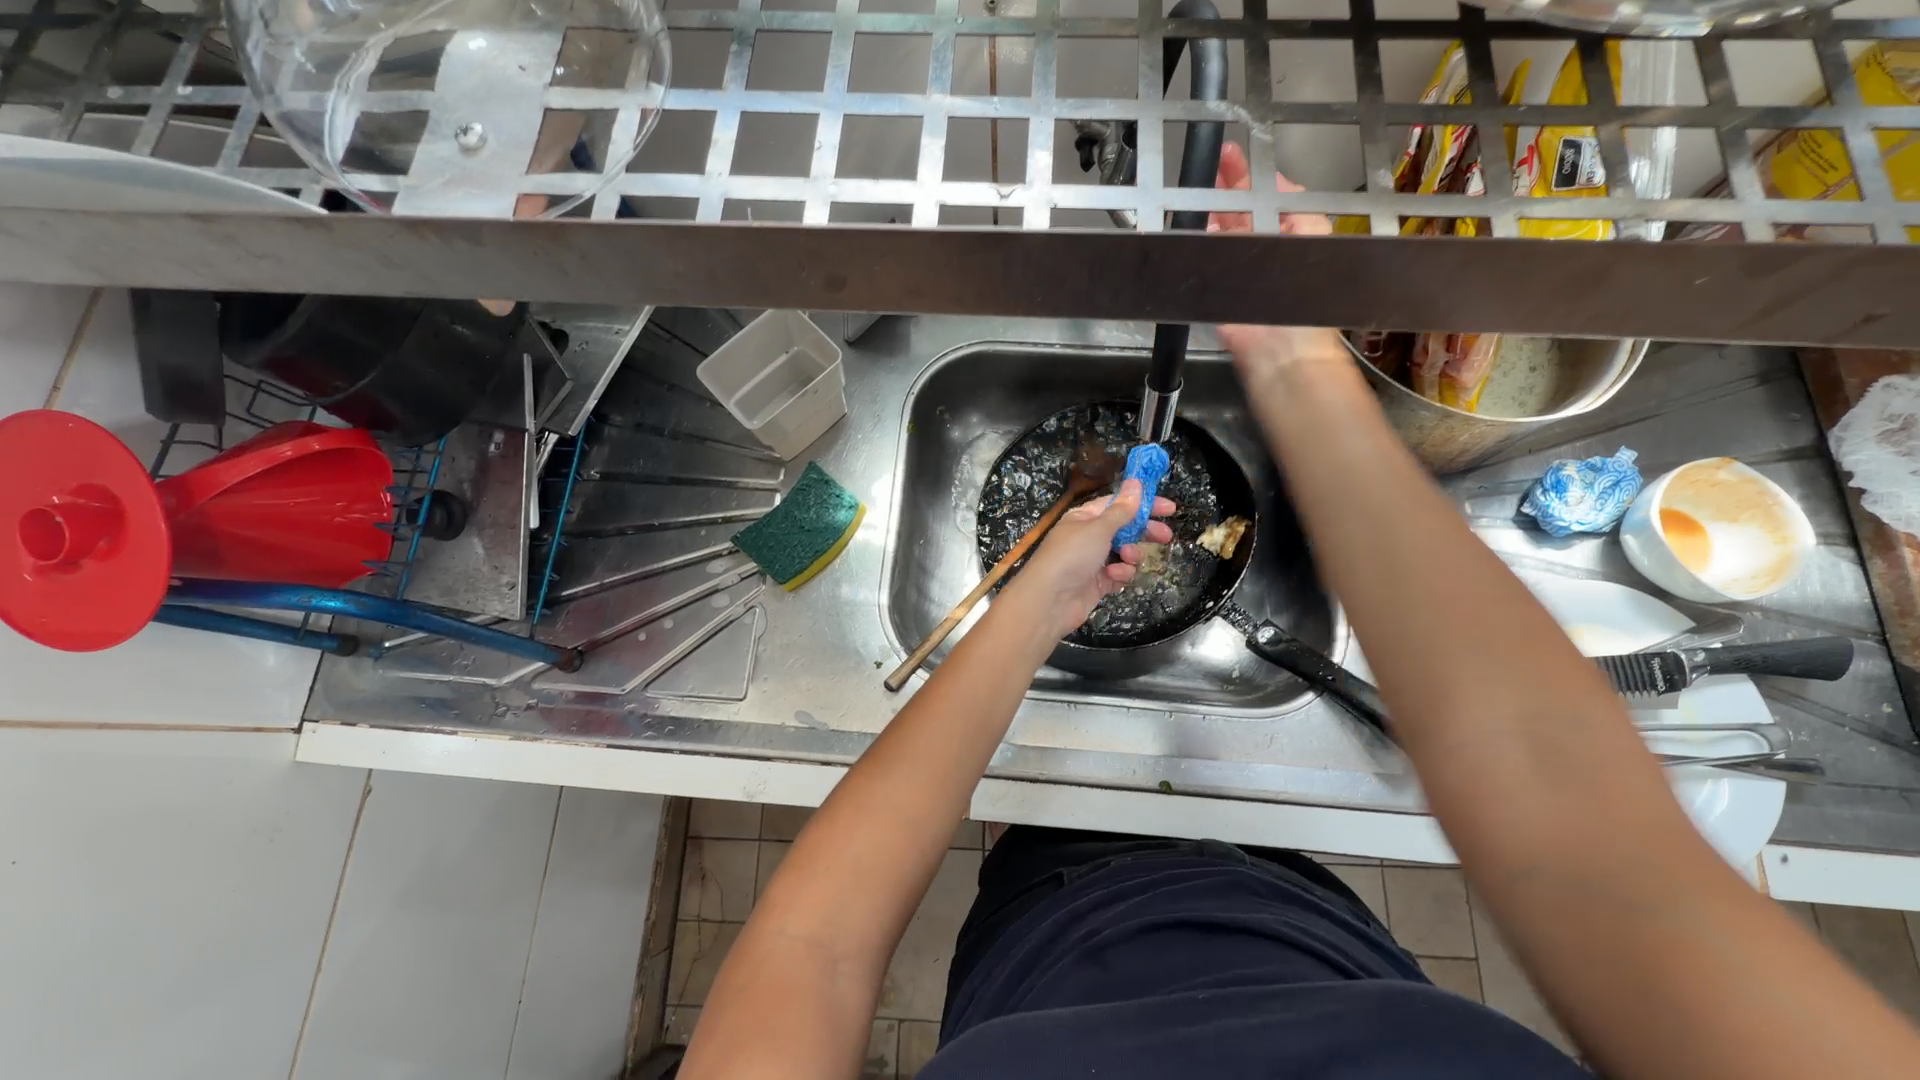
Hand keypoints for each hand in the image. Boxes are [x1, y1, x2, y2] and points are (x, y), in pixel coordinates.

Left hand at [1005, 478, 1175, 639]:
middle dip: (1144, 532)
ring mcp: (1093, 561)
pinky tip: (1114, 577)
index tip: (1169, 508)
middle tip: (1165, 536)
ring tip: (1127, 558)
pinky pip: (1119, 574)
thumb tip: (1135, 483)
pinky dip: (1120, 575)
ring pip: (1125, 553)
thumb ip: (1121, 509)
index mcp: (1085, 517)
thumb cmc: (1071, 556)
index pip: (1118, 504)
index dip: (1143, 504)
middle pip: (1125, 529)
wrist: (1049, 601)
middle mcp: (1089, 536)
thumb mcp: (1098, 528)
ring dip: (1131, 555)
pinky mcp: (1098, 583)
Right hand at [1206, 142, 1354, 385]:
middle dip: (1225, 187)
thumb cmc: (1306, 296)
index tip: (1232, 157)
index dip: (1249, 176)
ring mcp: (1238, 268)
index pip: (1266, 197)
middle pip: (1240, 211)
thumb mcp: (1312, 233)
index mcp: (1290, 233)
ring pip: (1218, 232)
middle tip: (1211, 164)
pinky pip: (1202, 261)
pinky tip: (1188, 227)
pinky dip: (1193, 244)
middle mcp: (1264, 249)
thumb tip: (1282, 183)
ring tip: (1195, 191)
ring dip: (1208, 212)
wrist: (1281, 345)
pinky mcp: (1217, 288)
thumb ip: (1297, 205)